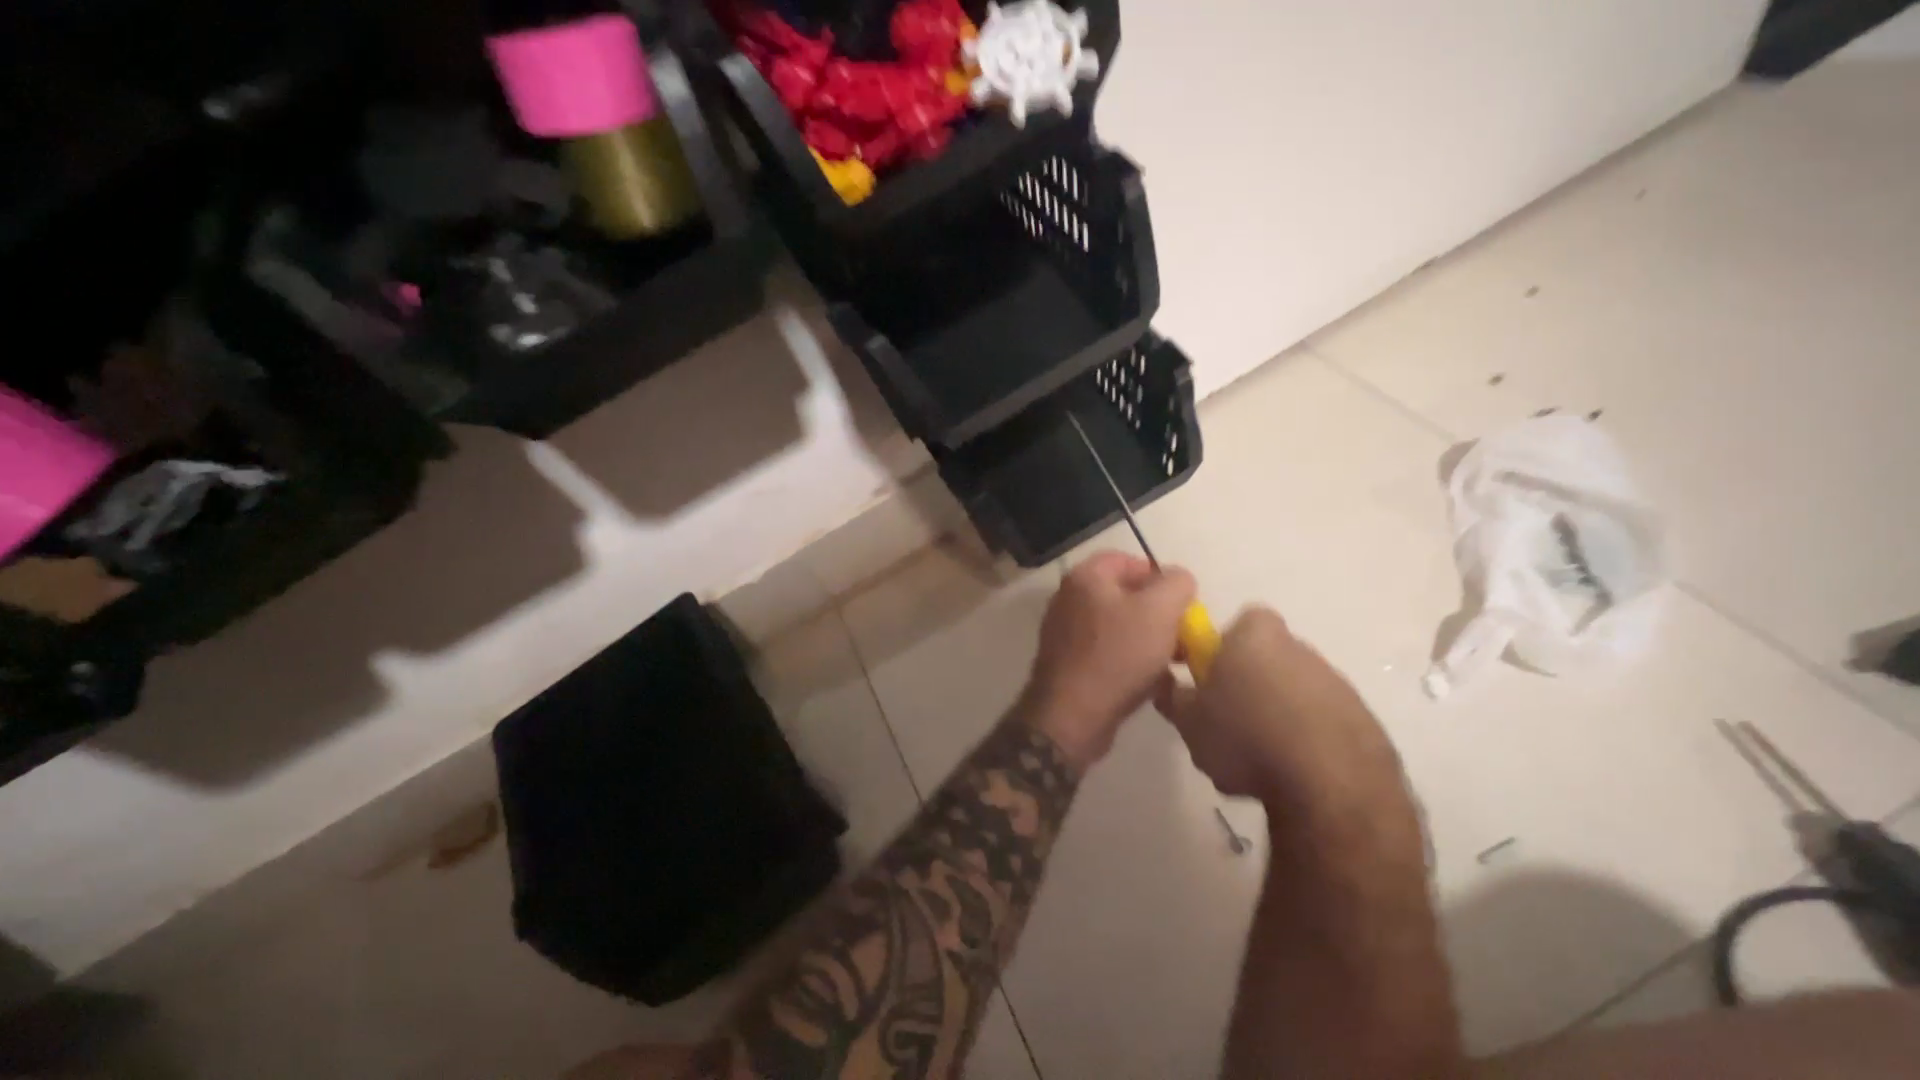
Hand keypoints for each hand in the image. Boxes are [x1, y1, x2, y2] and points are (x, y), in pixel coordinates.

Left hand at [1021, 552, 1196, 772]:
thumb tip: (1179, 580)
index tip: (1182, 602)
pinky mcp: (1070, 667)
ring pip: (1119, 628)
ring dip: (1150, 641)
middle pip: (1124, 595)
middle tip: (1183, 634)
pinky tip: (1152, 683)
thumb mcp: (1160, 611)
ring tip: (1175, 661)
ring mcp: (1066, 635)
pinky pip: (1108, 655)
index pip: (1126, 560)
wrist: (1072, 717)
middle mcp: (1069, 601)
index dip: (1159, 575)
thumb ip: (1177, 584)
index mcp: (1085, 578)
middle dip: (1159, 613)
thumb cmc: (1118, 655)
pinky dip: (1132, 663)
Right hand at [1156, 608, 1415, 836]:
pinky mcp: (1363, 720)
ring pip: (1296, 692)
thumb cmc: (1246, 738)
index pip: (1240, 623)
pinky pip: (1324, 723)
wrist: (1330, 785)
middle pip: (1268, 658)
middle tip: (1229, 724)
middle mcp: (1300, 647)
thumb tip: (1166, 683)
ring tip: (1262, 759)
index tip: (1211, 682)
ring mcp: (1337, 683)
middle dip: (1250, 685)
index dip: (1223, 650)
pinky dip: (1309, 740)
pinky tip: (1294, 774)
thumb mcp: (1189, 723)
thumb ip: (1173, 698)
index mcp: (1256, 636)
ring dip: (1280, 715)